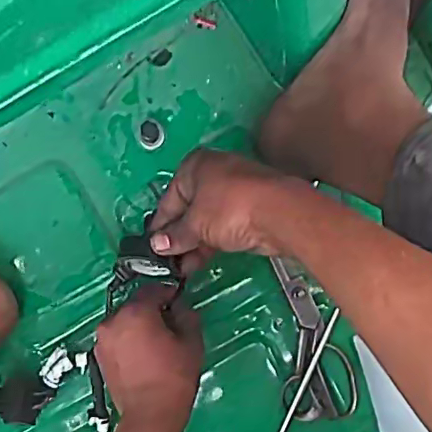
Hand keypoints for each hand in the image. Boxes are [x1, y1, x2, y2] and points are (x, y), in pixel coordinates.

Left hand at [94, 284, 203, 431]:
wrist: (150, 416)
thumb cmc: (174, 379)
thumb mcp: (191, 343)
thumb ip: (187, 316)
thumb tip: (180, 307)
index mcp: (135, 312)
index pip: (153, 290)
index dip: (169, 294)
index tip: (179, 304)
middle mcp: (112, 321)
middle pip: (135, 306)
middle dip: (152, 312)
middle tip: (170, 328)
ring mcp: (102, 340)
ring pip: (124, 324)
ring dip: (139, 328)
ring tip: (156, 346)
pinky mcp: (99, 357)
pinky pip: (117, 340)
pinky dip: (129, 343)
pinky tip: (144, 358)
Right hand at [149, 150, 306, 264]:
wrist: (278, 214)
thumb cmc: (231, 208)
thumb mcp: (195, 225)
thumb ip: (175, 236)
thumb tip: (158, 244)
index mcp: (195, 165)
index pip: (169, 197)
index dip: (161, 224)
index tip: (154, 244)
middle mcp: (214, 173)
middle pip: (189, 209)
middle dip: (178, 236)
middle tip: (168, 259)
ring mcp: (234, 191)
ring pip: (206, 220)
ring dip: (194, 244)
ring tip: (183, 267)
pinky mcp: (250, 210)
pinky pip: (223, 227)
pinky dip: (211, 242)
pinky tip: (201, 260)